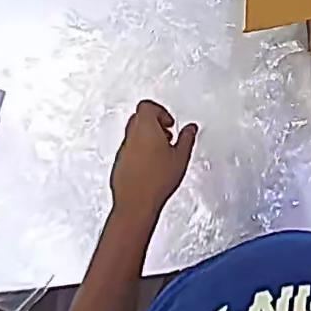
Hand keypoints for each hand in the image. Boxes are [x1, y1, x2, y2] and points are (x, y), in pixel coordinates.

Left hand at [109, 100, 197, 220]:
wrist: (136, 203)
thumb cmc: (157, 180)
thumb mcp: (181, 156)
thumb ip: (186, 138)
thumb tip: (190, 129)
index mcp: (145, 129)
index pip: (147, 106)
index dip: (161, 111)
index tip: (170, 122)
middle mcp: (131, 137)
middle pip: (138, 117)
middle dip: (155, 122)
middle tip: (167, 133)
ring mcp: (123, 151)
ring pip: (134, 133)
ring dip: (148, 136)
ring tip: (163, 150)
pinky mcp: (119, 163)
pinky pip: (130, 149)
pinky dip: (141, 150)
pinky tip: (153, 164)